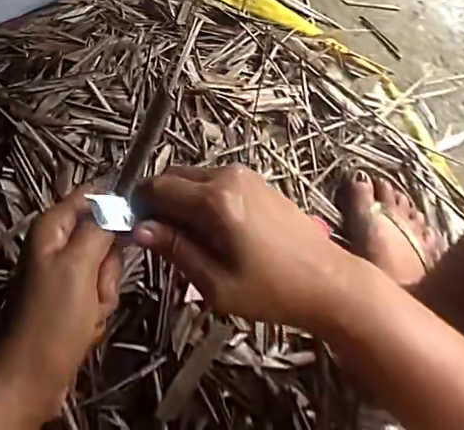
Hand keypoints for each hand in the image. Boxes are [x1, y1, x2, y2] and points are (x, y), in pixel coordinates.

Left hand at [0, 187, 123, 421]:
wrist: (31, 379)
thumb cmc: (50, 321)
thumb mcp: (79, 266)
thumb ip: (100, 229)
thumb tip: (118, 203)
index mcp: (52, 226)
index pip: (91, 196)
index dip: (114, 208)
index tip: (128, 228)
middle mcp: (57, 244)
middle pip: (103, 235)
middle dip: (108, 264)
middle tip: (95, 284)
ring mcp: (64, 272)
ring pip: (106, 267)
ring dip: (104, 292)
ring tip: (87, 310)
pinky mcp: (70, 299)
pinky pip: (99, 293)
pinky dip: (98, 310)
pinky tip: (85, 325)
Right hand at [129, 165, 360, 332]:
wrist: (331, 282)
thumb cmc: (273, 291)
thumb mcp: (217, 284)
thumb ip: (176, 251)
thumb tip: (140, 229)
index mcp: (215, 200)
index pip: (158, 188)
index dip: (140, 205)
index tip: (132, 227)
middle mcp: (226, 175)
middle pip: (174, 176)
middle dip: (158, 201)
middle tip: (157, 237)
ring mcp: (242, 173)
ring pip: (193, 177)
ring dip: (179, 199)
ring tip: (184, 239)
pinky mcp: (254, 179)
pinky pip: (212, 180)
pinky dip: (200, 198)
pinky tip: (209, 231)